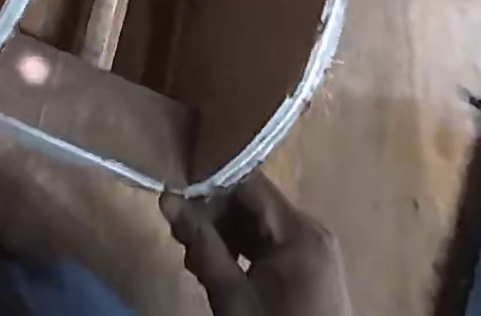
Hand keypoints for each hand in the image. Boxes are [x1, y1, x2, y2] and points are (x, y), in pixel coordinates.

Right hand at [161, 172, 350, 315]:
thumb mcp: (232, 297)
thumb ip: (200, 242)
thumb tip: (166, 197)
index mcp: (299, 230)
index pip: (247, 183)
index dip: (210, 187)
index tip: (179, 203)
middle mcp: (311, 230)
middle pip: (252, 203)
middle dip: (215, 217)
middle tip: (182, 239)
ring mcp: (314, 251)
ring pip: (258, 224)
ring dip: (225, 235)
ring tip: (196, 261)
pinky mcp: (311, 270)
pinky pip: (270, 244)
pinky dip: (244, 251)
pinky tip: (221, 270)